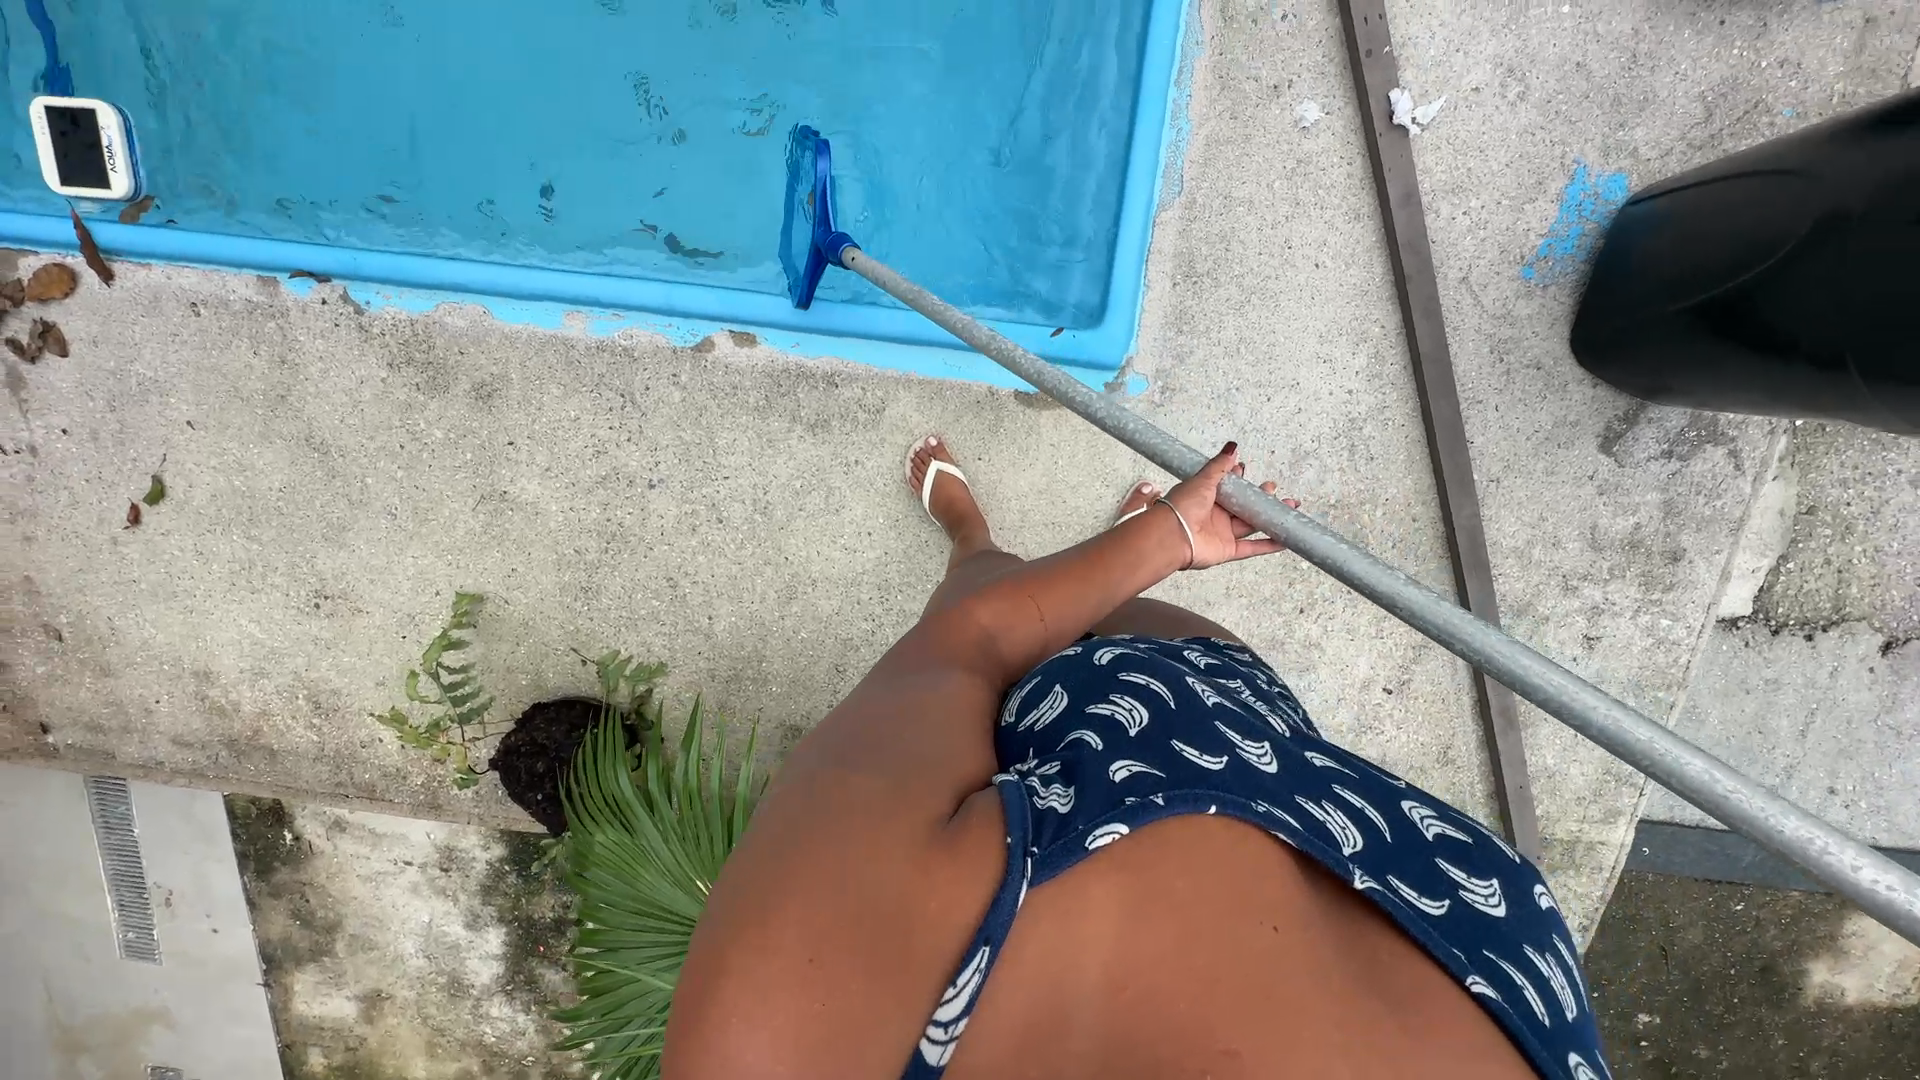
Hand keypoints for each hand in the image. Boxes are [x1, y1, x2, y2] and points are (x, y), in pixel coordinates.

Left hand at [1162, 442, 1298, 569]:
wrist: (1172, 536)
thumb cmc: (1180, 507)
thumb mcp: (1202, 480)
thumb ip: (1219, 465)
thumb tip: (1232, 447)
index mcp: (1204, 497)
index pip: (1226, 487)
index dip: (1238, 479)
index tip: (1247, 469)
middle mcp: (1213, 515)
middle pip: (1242, 506)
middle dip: (1259, 498)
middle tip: (1271, 489)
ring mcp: (1221, 533)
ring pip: (1251, 524)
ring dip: (1270, 517)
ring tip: (1289, 506)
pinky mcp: (1226, 550)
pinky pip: (1252, 547)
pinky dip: (1269, 544)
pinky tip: (1284, 538)